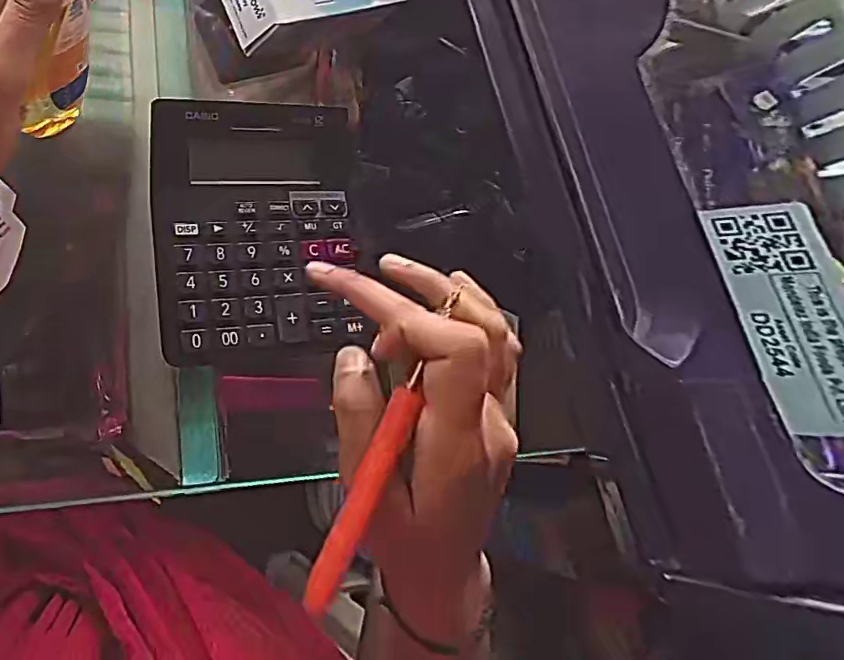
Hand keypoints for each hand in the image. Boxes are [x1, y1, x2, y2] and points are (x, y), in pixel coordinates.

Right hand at [316, 254, 519, 647]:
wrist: (441, 571)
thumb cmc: (404, 539)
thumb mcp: (364, 490)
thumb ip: (356, 417)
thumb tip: (352, 355)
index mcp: (459, 441)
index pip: (452, 348)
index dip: (398, 308)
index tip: (348, 290)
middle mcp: (487, 420)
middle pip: (476, 326)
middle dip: (415, 287)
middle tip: (364, 272)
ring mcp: (496, 412)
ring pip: (493, 328)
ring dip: (441, 290)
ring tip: (394, 272)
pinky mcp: (490, 408)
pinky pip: (495, 344)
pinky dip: (464, 307)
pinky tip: (440, 294)